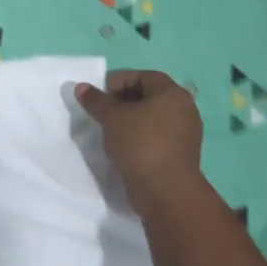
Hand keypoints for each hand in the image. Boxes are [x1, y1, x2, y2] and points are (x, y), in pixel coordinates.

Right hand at [74, 70, 203, 209]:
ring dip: (131, 119)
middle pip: (149, 95)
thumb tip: (81, 87)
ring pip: (153, 117)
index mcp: (172, 93)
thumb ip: (96, 100)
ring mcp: (185, 132)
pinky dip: (140, 135)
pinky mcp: (180, 152)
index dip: (119, 81)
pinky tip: (123, 146)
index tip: (99, 95)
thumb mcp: (112, 118)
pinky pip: (157, 135)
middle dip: (123, 100)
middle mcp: (184, 109)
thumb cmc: (140, 144)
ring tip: (109, 130)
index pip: (143, 76)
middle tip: (102, 112)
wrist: (165, 189)